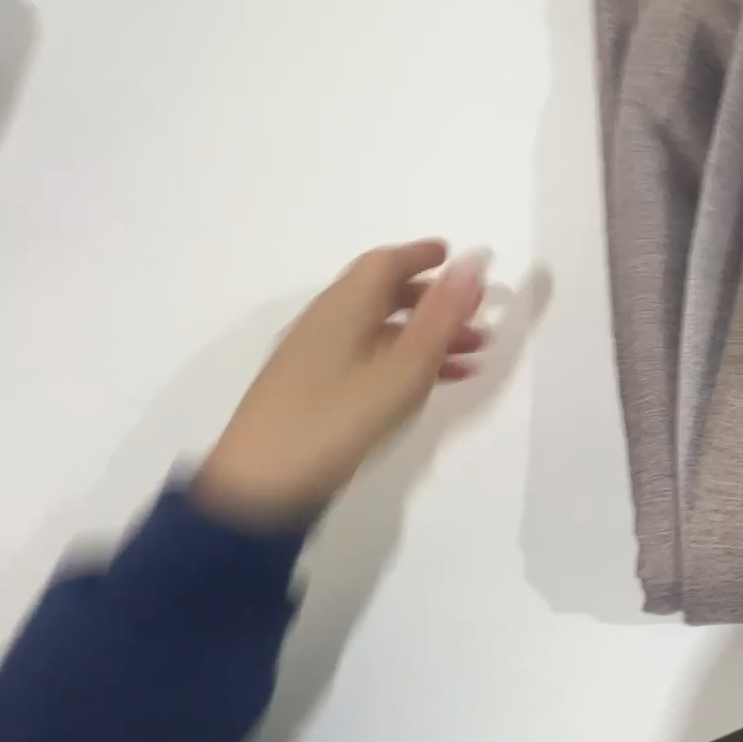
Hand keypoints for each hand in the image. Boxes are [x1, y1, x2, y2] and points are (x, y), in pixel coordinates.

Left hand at [192, 240, 487, 531]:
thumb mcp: (405, 364)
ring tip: (474, 351)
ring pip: (382, 329)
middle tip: (477, 312)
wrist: (264, 485)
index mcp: (342, 309)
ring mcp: (318, 358)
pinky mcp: (318, 388)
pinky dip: (410, 358)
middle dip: (434, 298)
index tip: (456, 256)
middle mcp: (326, 324)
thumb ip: (443, 313)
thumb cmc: (342, 416)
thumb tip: (473, 260)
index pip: (383, 264)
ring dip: (430, 332)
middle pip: (382, 294)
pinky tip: (440, 380)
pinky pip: (373, 357)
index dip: (421, 256)